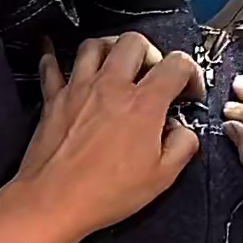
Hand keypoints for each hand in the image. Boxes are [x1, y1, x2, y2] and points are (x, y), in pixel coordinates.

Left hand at [1, 32, 204, 242]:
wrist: (53, 201)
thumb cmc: (105, 192)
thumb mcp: (162, 177)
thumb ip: (183, 145)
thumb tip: (182, 130)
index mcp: (143, 104)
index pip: (176, 65)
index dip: (190, 73)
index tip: (187, 91)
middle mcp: (111, 86)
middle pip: (133, 41)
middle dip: (150, 51)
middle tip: (152, 72)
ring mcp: (79, 89)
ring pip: (94, 45)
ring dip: (109, 48)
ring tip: (116, 64)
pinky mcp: (54, 99)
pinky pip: (51, 67)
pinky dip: (55, 59)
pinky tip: (58, 60)